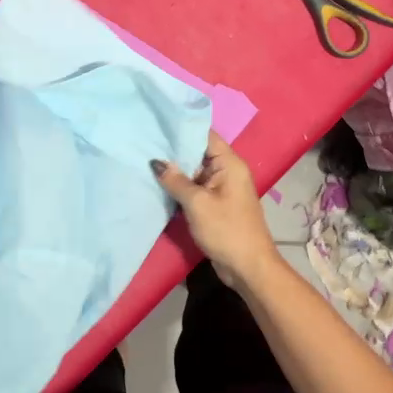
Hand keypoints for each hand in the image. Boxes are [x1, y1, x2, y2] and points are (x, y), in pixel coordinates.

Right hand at [152, 132, 281, 289]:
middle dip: (174, 151)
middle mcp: (227, 171)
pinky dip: (180, 187)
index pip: (205, 135)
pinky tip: (158, 185)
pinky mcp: (216, 205)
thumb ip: (176, 180)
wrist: (248, 268)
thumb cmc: (226, 230)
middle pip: (198, 152)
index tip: (157, 124)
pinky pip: (195, 189)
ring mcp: (222, 189)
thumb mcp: (197, 204)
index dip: (182, 129)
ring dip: (175, 171)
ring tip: (145, 160)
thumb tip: (156, 162)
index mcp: (230, 164)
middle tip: (144, 143)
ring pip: (195, 172)